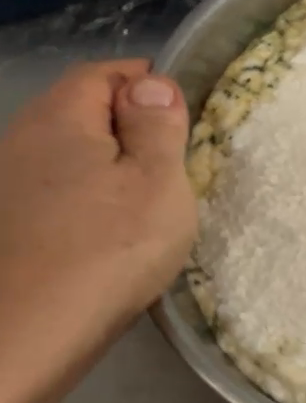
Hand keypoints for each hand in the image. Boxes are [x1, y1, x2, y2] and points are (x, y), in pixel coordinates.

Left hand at [0, 61, 195, 335]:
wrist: (34, 327)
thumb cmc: (113, 244)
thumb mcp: (159, 179)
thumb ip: (157, 126)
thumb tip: (151, 84)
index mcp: (58, 123)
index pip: (99, 74)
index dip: (146, 79)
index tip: (190, 107)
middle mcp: (20, 143)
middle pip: (77, 107)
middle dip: (129, 115)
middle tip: (182, 146)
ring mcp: (7, 183)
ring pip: (67, 146)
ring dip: (112, 152)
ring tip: (155, 184)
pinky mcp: (9, 218)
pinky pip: (56, 179)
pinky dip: (92, 182)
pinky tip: (117, 214)